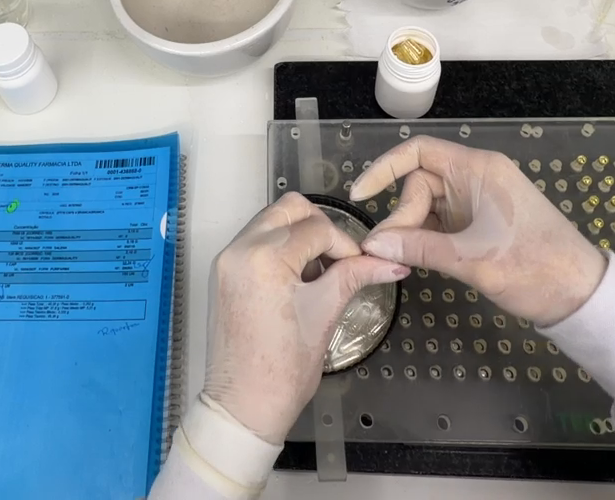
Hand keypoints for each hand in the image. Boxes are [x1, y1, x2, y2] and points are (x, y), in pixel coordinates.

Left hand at [201, 193, 409, 443]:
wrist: (243, 407)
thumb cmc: (285, 368)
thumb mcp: (325, 314)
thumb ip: (355, 277)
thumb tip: (391, 263)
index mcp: (265, 256)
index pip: (317, 228)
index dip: (345, 245)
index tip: (360, 266)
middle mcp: (240, 247)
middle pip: (289, 208)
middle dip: (320, 227)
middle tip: (339, 258)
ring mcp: (227, 257)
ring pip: (271, 220)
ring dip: (299, 234)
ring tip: (317, 272)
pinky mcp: (223, 270)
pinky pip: (256, 238)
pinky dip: (279, 246)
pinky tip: (296, 278)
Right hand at [349, 136, 605, 327]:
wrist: (584, 300)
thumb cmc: (534, 269)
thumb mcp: (472, 260)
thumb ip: (419, 247)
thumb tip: (371, 243)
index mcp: (478, 170)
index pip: (418, 153)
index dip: (384, 168)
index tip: (360, 195)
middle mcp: (476, 178)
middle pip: (420, 183)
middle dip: (402, 215)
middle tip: (389, 250)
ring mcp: (479, 202)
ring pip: (428, 206)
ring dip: (413, 230)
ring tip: (404, 259)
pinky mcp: (481, 224)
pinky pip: (442, 222)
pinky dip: (427, 239)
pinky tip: (419, 260)